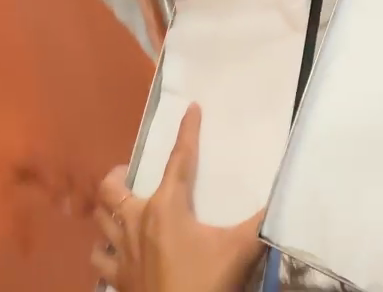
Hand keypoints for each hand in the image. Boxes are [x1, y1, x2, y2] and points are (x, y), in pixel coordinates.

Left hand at [93, 104, 266, 291]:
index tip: (191, 108)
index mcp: (166, 207)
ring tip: (121, 207)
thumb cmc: (206, 282)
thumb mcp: (240, 249)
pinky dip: (103, 251)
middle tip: (132, 173)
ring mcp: (121, 253)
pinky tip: (113, 252)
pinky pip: (99, 260)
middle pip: (111, 188)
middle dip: (118, 175)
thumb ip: (260, 221)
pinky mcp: (116, 280)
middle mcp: (136, 222)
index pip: (179, 159)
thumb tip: (283, 195)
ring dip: (108, 212)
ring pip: (100, 221)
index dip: (187, 131)